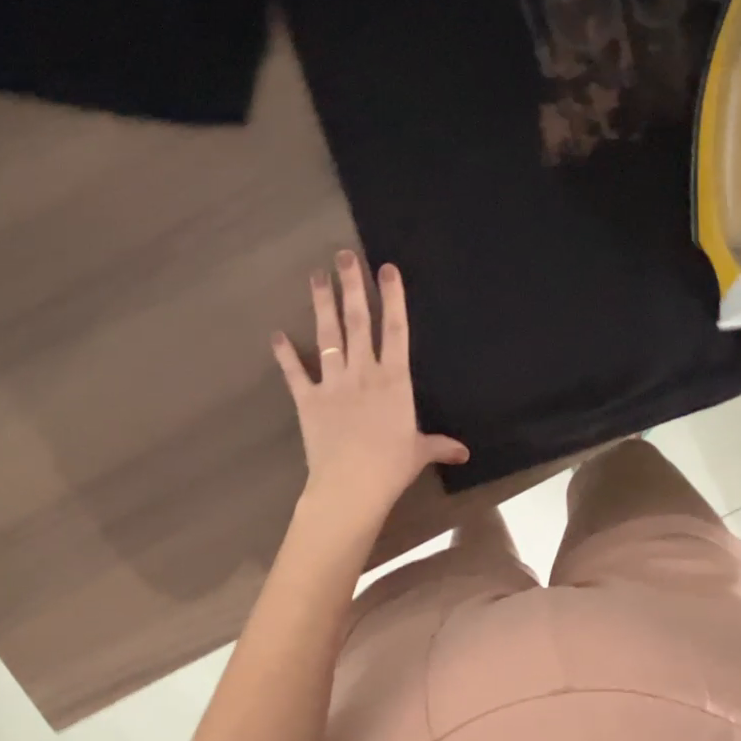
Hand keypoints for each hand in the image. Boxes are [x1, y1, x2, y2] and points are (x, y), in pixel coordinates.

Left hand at [271, 251, 468, 516]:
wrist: (351, 485)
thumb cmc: (391, 467)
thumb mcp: (419, 452)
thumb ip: (439, 445)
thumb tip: (464, 452)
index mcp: (395, 380)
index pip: (396, 330)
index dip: (392, 297)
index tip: (386, 268)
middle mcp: (363, 372)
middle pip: (358, 321)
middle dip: (352, 286)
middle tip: (343, 255)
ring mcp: (333, 383)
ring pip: (327, 336)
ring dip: (321, 304)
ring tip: (317, 277)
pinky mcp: (308, 400)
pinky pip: (295, 372)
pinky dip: (284, 354)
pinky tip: (276, 335)